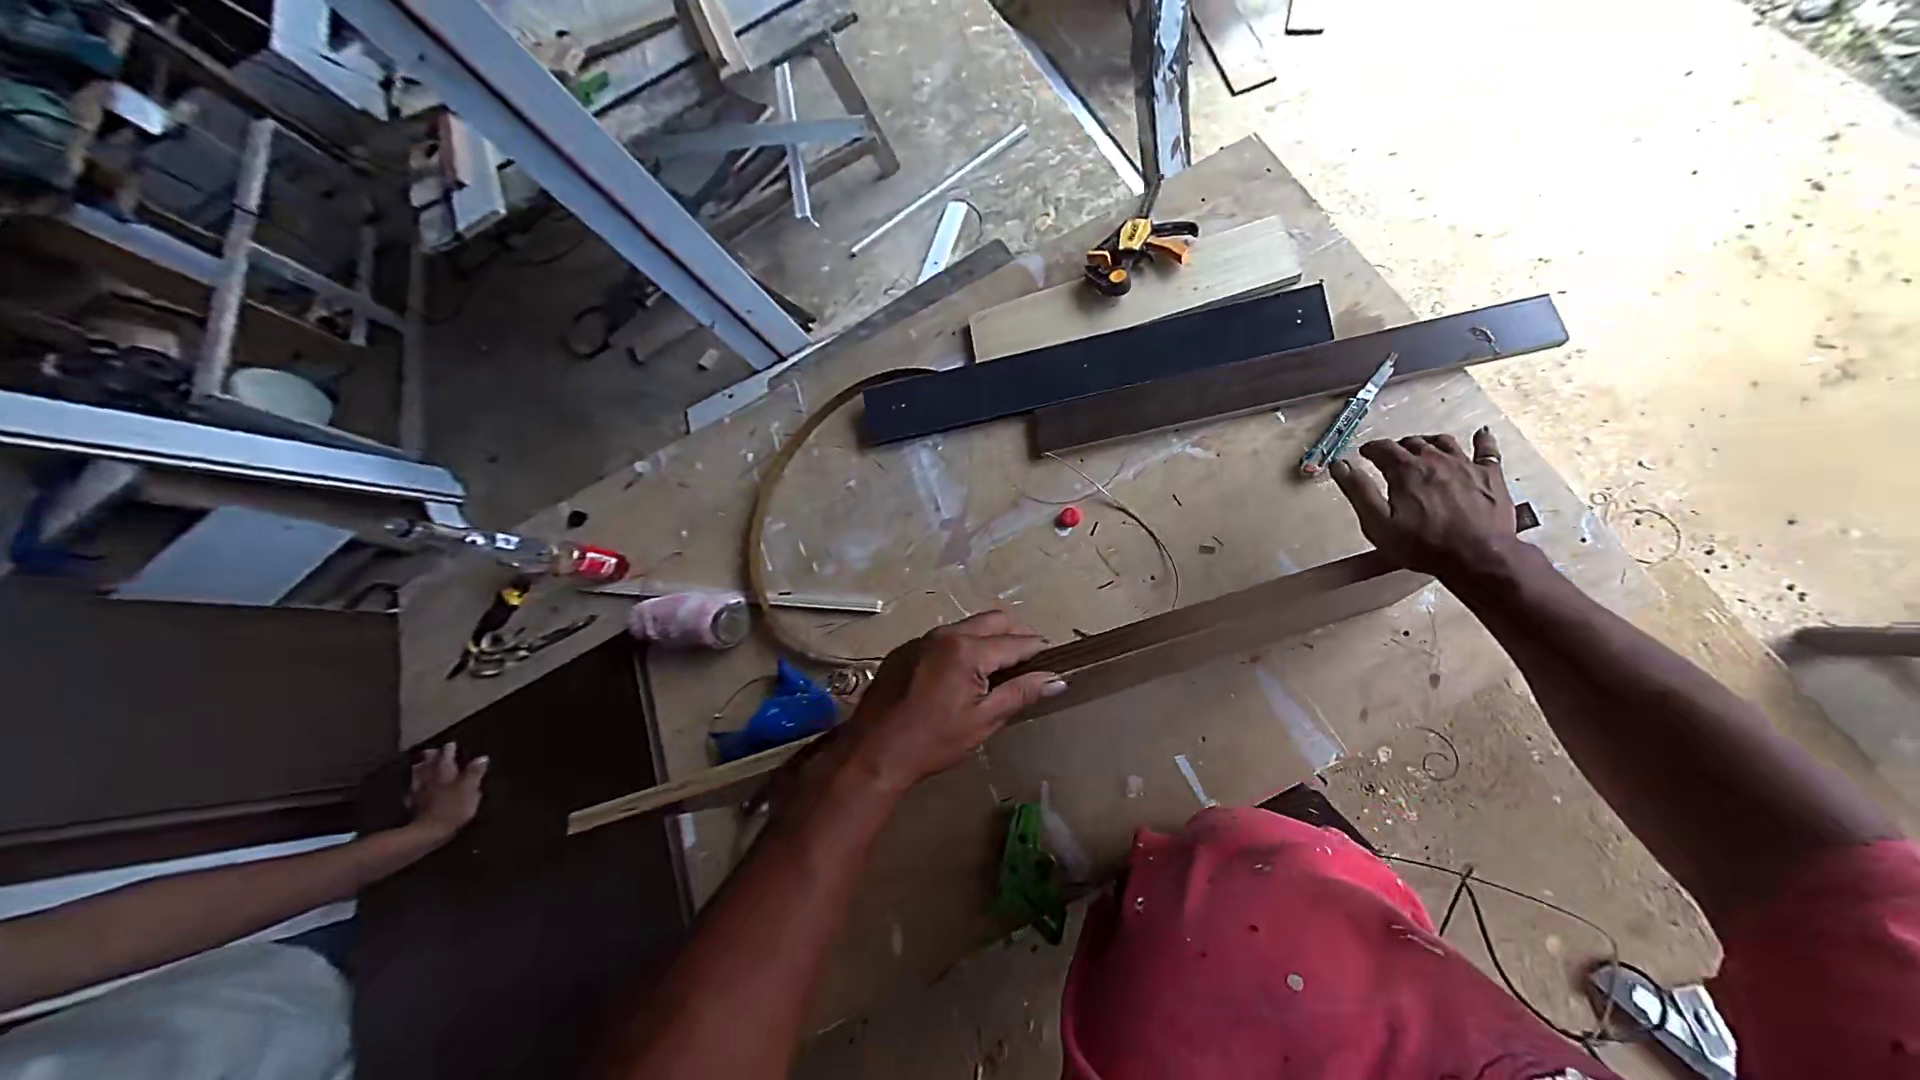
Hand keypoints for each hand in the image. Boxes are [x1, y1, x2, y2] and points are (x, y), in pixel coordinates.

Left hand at [407, 742, 488, 841]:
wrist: (428, 833)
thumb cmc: (454, 809)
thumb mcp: (471, 789)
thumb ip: (475, 773)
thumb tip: (482, 758)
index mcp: (445, 773)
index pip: (446, 756)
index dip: (450, 750)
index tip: (452, 744)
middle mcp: (430, 779)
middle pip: (429, 764)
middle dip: (431, 757)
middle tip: (432, 750)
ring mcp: (419, 792)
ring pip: (418, 776)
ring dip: (419, 769)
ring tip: (419, 764)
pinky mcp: (413, 806)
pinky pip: (412, 791)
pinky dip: (413, 786)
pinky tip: (413, 787)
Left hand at [838, 611, 1067, 793]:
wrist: (873, 750)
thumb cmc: (932, 741)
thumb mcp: (983, 721)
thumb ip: (1020, 693)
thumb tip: (1057, 679)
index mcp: (967, 650)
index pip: (1017, 642)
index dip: (1039, 651)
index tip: (1054, 661)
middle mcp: (945, 634)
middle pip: (994, 620)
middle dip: (1017, 635)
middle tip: (1029, 662)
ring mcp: (922, 639)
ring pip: (967, 625)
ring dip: (989, 638)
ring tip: (999, 667)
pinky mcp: (905, 649)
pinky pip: (943, 637)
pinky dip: (961, 646)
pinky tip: (962, 673)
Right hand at [1328, 427, 1522, 579]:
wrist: (1478, 557)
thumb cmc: (1422, 544)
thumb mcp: (1377, 523)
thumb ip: (1358, 491)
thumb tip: (1339, 464)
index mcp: (1406, 470)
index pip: (1383, 448)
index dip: (1371, 449)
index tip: (1365, 453)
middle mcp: (1435, 460)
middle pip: (1413, 443)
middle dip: (1398, 448)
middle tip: (1391, 458)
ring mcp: (1466, 465)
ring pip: (1444, 443)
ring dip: (1429, 443)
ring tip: (1422, 448)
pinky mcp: (1491, 476)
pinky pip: (1488, 450)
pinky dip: (1482, 439)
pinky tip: (1481, 433)